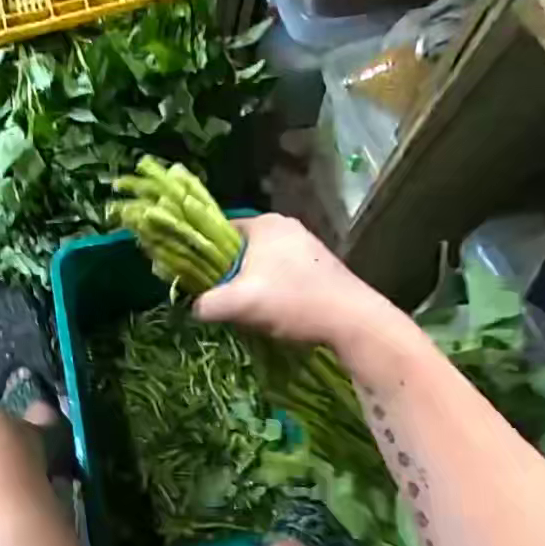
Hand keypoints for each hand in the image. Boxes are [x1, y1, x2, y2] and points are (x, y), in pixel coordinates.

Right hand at [195, 214, 407, 348]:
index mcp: (264, 224)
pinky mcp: (318, 266)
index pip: (218, 231)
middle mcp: (285, 227)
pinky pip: (281, 273)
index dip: (203, 254)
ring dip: (249, 284)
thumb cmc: (292, 301)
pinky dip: (270, 289)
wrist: (352, 321)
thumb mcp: (238, 303)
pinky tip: (271, 311)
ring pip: (261, 263)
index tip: (196, 279)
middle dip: (227, 273)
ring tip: (243, 308)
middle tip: (217, 298)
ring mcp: (305, 245)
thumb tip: (192, 308)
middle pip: (240, 249)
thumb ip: (206, 303)